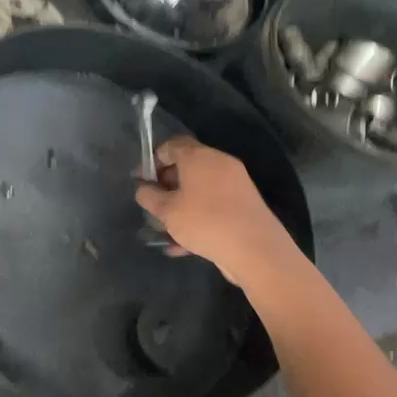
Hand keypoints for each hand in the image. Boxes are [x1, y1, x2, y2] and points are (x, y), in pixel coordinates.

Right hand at [135, 135, 301, 287]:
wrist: (256, 251)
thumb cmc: (205, 221)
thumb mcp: (166, 210)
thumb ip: (148, 196)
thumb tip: (143, 188)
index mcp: (201, 157)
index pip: (173, 145)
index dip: (153, 159)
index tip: (140, 179)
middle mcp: (220, 165)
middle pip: (186, 166)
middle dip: (165, 183)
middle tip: (151, 203)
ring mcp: (235, 186)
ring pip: (199, 189)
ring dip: (179, 204)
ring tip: (163, 227)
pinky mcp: (243, 208)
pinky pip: (212, 206)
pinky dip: (196, 218)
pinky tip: (180, 244)